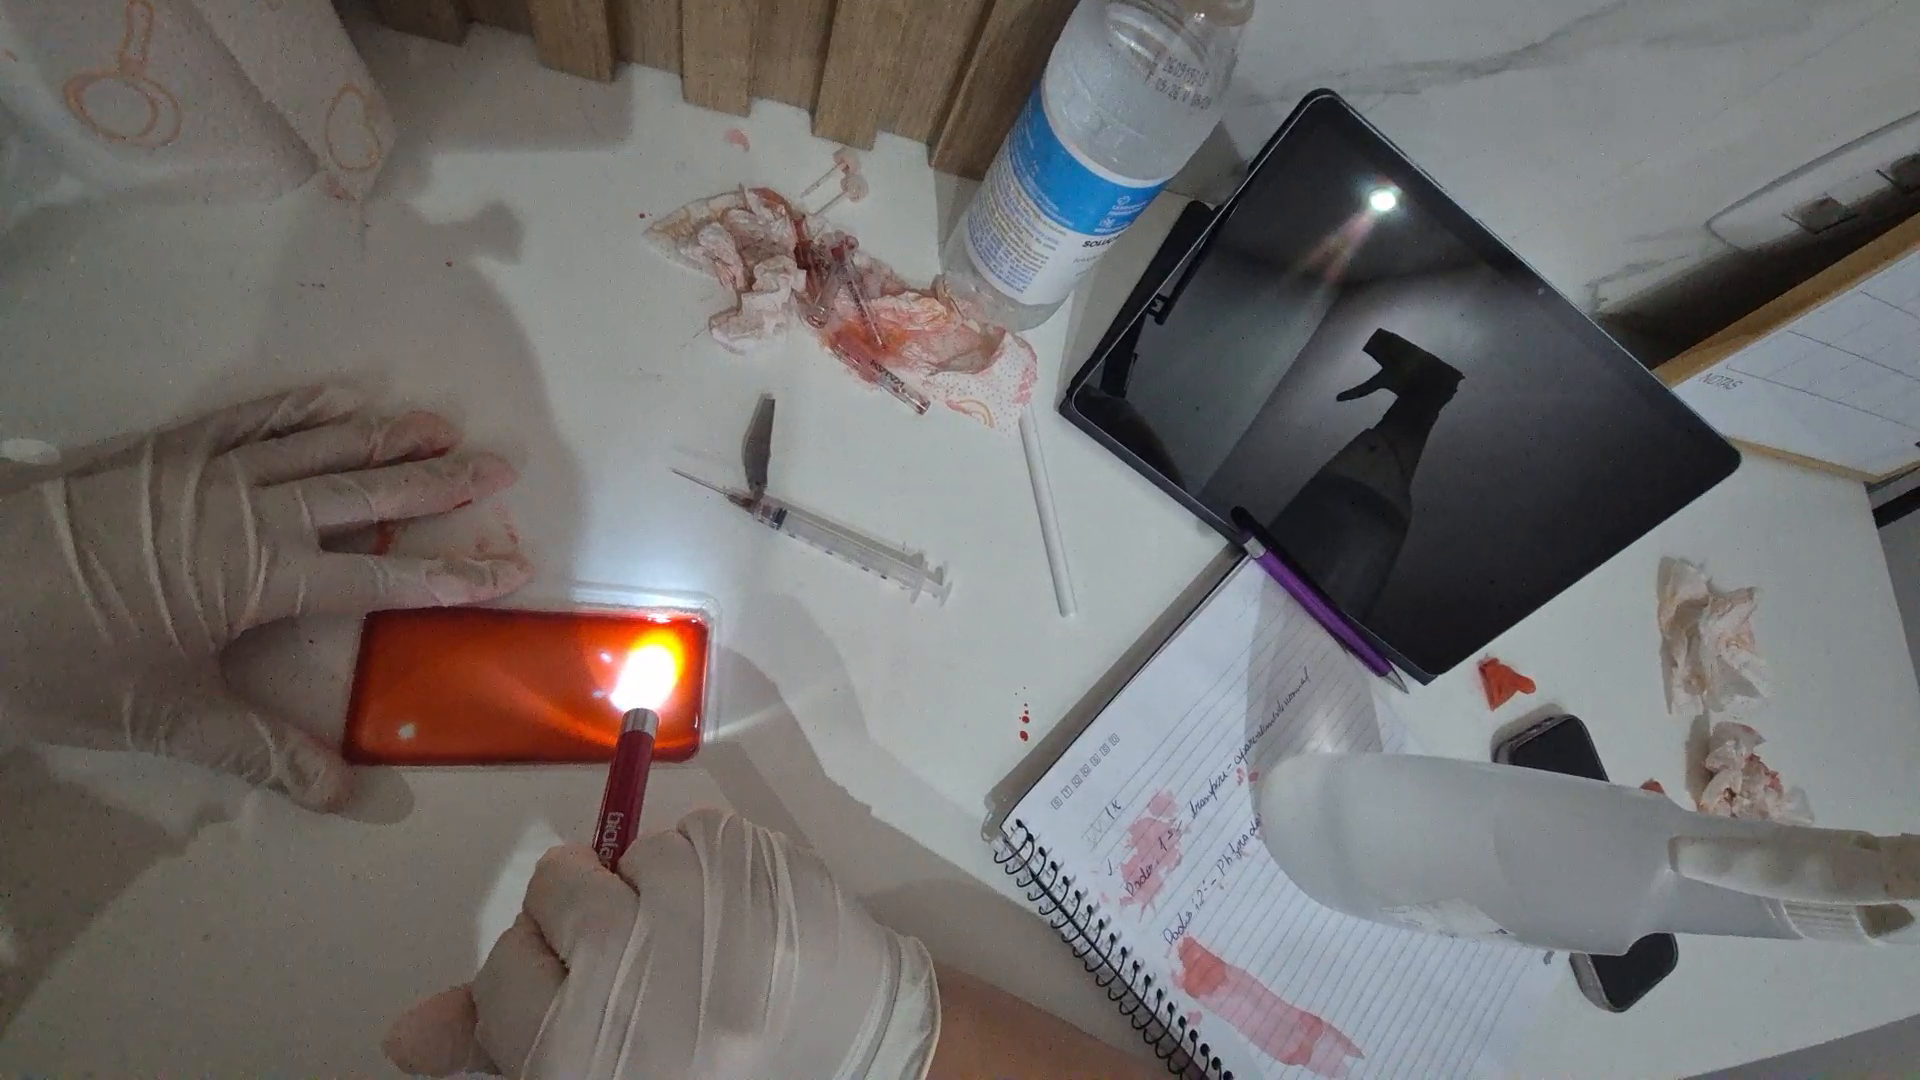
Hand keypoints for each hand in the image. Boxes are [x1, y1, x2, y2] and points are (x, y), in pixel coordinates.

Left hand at [0, 385, 531, 809]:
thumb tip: (346, 798)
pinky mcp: (169, 451)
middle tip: (501, 465)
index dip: (459, 576)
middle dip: (446, 482)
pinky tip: (344, 400)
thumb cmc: (49, 661)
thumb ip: (261, 751)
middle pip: (373, 495)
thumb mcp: (161, 716)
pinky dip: (304, 409)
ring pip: (325, 449)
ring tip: (442, 427)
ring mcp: (213, 475)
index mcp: (266, 579)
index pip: (392, 578)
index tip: (514, 568)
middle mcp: (255, 517)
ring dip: (390, 438)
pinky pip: (254, 420)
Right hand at [383, 811, 938, 1078]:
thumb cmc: (725, 1073)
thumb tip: (408, 1026)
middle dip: (584, 908)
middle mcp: (634, 969)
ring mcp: (699, 900)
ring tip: (702, 937)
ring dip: (649, 884)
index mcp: (584, 1056)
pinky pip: (693, 830)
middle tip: (640, 946)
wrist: (857, 1053)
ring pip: (626, 853)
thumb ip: (508, 1054)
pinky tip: (740, 911)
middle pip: (557, 886)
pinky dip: (704, 861)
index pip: (502, 972)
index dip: (537, 969)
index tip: (577, 975)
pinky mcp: (752, 853)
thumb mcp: (609, 1077)